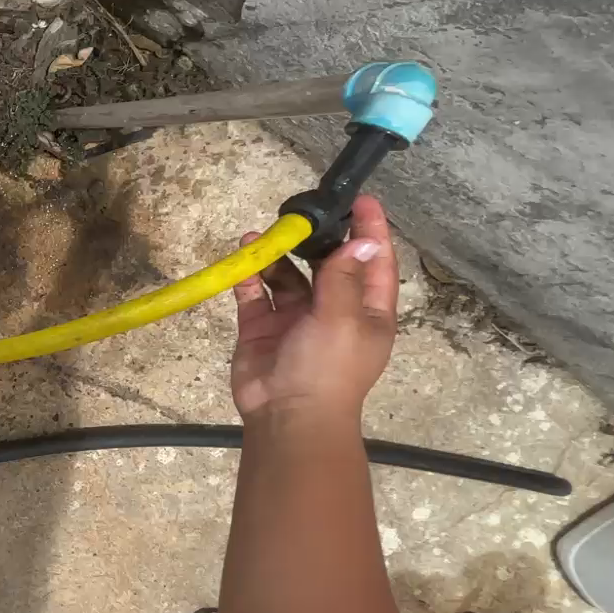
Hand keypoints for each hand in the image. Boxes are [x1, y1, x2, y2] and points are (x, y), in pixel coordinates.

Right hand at [231, 195, 397, 422]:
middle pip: (326, 266)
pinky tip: (240, 260)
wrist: (287, 411)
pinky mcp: (260, 327)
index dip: (370, 231)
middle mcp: (332, 310)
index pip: (373, 262)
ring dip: (275, 256)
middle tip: (299, 214)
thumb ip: (345, 280)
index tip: (362, 201)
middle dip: (315, 240)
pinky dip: (247, 277)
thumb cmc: (327, 367)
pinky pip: (254, 295)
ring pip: (286, 277)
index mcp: (367, 310)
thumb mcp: (343, 320)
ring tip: (259, 235)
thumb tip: (362, 242)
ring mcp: (293, 318)